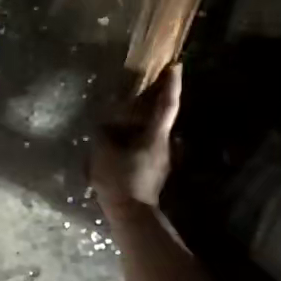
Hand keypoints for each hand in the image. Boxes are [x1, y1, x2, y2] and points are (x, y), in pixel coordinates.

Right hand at [90, 64, 181, 209]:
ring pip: (154, 132)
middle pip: (162, 116)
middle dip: (155, 100)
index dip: (171, 84)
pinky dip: (137, 136)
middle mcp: (164, 144)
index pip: (166, 105)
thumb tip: (105, 124)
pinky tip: (122, 138)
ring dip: (143, 120)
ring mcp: (161, 159)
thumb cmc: (120, 180)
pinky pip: (146, 145)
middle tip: (145, 84)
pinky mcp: (154, 170)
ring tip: (126, 113)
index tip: (176, 65)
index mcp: (155, 136)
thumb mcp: (104, 152)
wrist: (132, 214)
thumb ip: (104, 134)